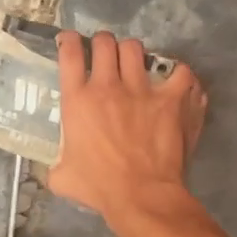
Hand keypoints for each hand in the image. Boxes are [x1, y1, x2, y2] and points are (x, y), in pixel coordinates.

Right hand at [48, 29, 207, 225]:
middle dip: (103, 42)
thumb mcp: (61, 176)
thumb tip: (56, 167)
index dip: (69, 41)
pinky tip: (176, 81)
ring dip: (132, 53)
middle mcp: (108, 86)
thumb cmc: (98, 187)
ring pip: (135, 49)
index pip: (70, 54)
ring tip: (134, 63)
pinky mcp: (172, 99)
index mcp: (77, 100)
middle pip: (104, 43)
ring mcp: (142, 90)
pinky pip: (180, 71)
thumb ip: (56, 163)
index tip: (70, 41)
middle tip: (104, 52)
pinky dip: (178, 73)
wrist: (141, 196)